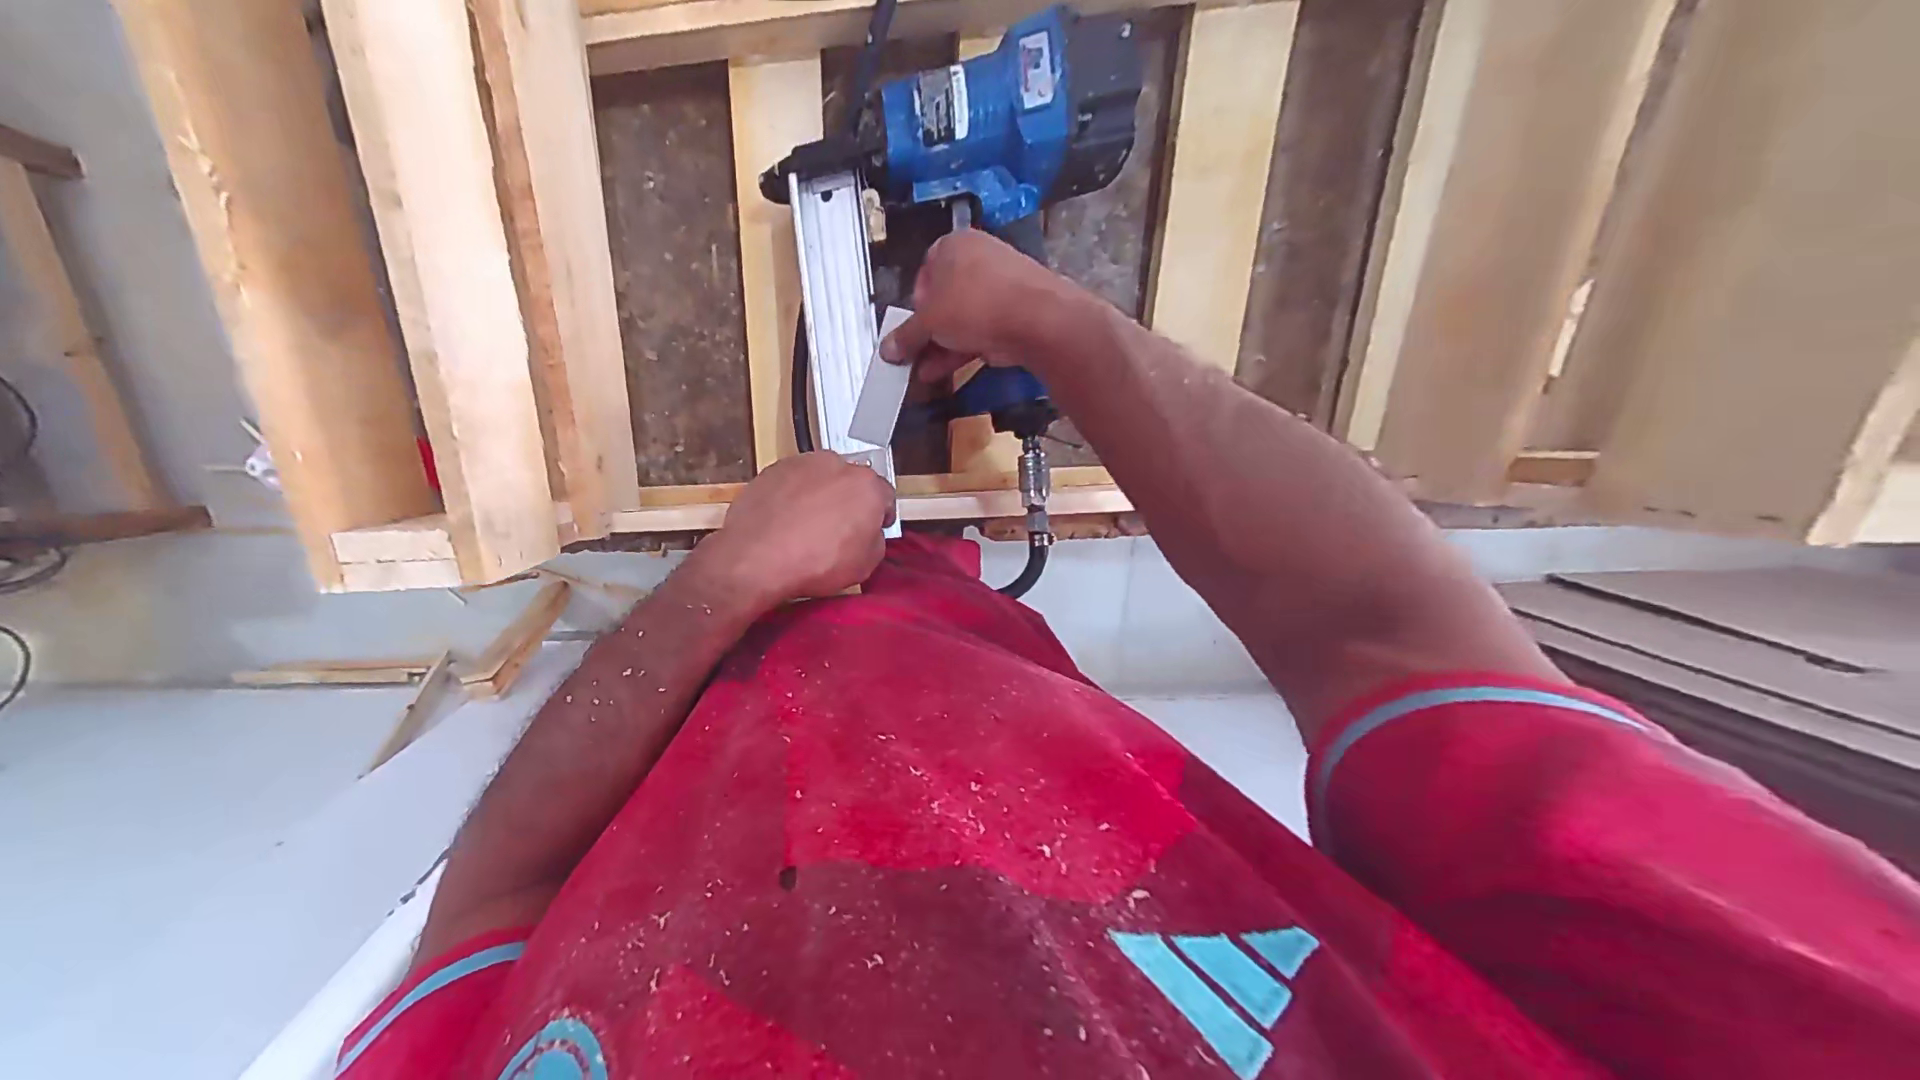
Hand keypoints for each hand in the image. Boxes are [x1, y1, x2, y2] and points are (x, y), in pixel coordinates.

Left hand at [693, 453, 895, 608]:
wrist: (757, 559)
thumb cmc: (810, 560)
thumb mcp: (865, 564)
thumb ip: (875, 541)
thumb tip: (870, 536)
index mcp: (867, 485)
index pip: (884, 494)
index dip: (880, 514)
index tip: (874, 525)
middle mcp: (836, 466)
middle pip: (851, 482)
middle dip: (849, 502)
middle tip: (840, 530)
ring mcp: (803, 465)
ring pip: (821, 479)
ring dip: (819, 497)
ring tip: (809, 529)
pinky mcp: (773, 471)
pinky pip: (792, 483)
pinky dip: (793, 498)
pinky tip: (788, 523)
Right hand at [880, 229, 1091, 385]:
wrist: (1036, 319)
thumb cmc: (974, 303)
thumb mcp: (929, 321)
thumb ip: (906, 336)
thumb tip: (888, 348)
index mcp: (954, 244)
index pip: (923, 274)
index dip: (914, 306)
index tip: (909, 330)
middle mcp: (978, 259)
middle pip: (944, 301)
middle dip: (928, 333)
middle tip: (914, 357)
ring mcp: (1001, 287)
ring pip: (963, 320)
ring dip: (942, 348)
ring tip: (924, 372)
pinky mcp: (1016, 314)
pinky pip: (982, 331)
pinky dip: (963, 350)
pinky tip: (945, 371)